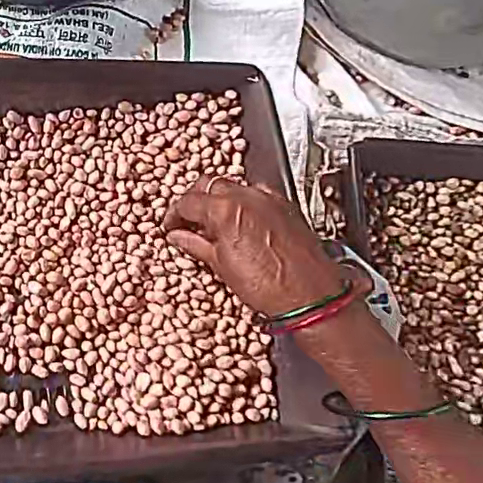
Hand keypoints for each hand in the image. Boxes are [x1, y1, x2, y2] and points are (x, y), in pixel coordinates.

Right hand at [163, 177, 347, 317]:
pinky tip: (239, 223)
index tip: (171, 226)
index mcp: (224, 209)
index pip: (187, 201)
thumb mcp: (220, 265)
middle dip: (194, 201)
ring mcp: (268, 199)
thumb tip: (179, 236)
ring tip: (212, 224)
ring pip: (233, 187)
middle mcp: (247, 196)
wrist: (311, 297)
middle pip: (208, 185)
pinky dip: (242, 203)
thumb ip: (195, 244)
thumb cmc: (269, 286)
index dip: (174, 214)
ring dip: (218, 200)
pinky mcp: (285, 206)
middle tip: (187, 221)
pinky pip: (256, 194)